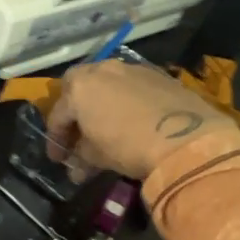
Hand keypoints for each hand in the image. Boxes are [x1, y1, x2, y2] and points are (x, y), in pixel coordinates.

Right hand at [45, 60, 238, 180]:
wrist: (185, 138)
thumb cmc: (127, 146)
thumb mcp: (96, 156)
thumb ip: (81, 158)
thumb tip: (76, 169)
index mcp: (80, 88)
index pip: (58, 115)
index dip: (55, 140)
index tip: (58, 159)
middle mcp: (103, 71)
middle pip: (78, 87)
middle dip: (73, 110)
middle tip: (77, 133)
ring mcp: (133, 69)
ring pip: (106, 83)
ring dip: (100, 104)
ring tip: (105, 128)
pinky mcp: (158, 75)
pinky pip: (130, 87)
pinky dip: (124, 101)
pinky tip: (131, 121)